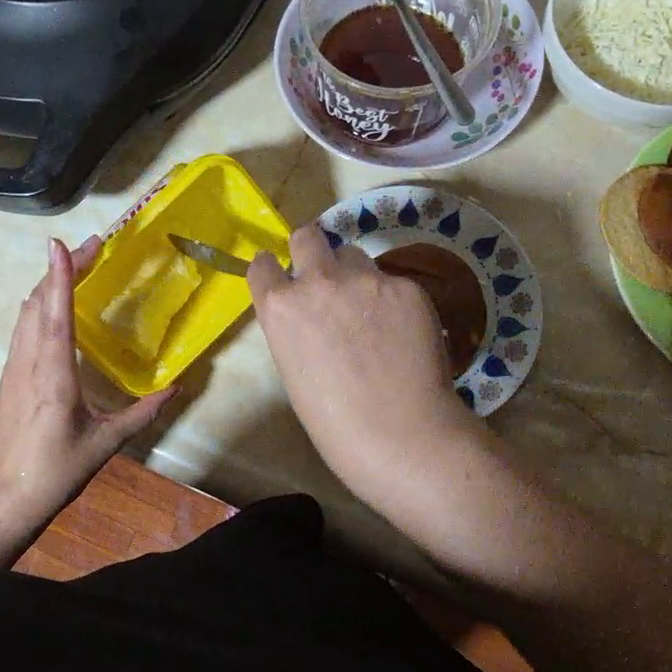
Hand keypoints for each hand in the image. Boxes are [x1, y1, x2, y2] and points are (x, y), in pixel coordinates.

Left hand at [0, 236, 177, 528]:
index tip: (61, 242)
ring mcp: (15, 366)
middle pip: (38, 301)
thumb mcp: (105, 444)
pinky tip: (54, 304)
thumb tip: (176, 389)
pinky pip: (23, 327)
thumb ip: (141, 414)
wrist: (5, 497)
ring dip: (48, 283)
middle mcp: (29, 361)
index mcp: (53, 374)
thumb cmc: (56, 471)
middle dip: (61, 269)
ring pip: (27, 311)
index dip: (58, 275)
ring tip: (77, 266)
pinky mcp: (10, 375)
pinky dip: (40, 304)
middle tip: (93, 248)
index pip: (55, 313)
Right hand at [248, 225, 480, 497]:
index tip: (284, 278)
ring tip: (370, 311)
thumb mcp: (294, 369)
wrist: (401, 435)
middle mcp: (319, 280)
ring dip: (355, 274)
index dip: (274, 270)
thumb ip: (296, 328)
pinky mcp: (407, 286)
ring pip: (354, 255)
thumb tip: (313, 317)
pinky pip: (392, 281)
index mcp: (280, 307)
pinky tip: (402, 332)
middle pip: (308, 236)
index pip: (264, 264)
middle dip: (313, 252)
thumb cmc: (335, 422)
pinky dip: (392, 299)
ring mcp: (366, 279)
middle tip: (327, 280)